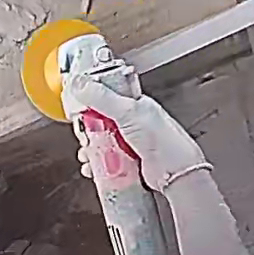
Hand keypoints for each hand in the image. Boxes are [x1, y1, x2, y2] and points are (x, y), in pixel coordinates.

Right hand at [62, 64, 208, 191]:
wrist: (175, 172)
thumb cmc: (162, 139)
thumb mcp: (127, 112)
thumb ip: (101, 97)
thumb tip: (79, 82)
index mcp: (135, 104)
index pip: (107, 96)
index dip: (90, 101)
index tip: (78, 107)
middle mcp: (133, 123)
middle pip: (100, 122)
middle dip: (87, 130)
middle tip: (83, 135)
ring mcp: (130, 143)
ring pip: (101, 143)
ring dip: (90, 150)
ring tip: (87, 155)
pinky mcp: (128, 162)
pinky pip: (107, 161)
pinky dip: (97, 165)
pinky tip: (94, 168)